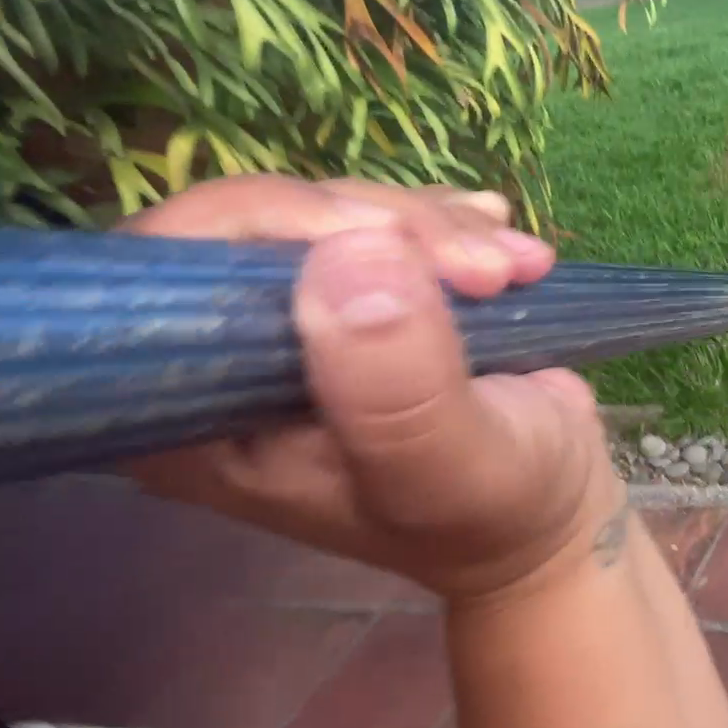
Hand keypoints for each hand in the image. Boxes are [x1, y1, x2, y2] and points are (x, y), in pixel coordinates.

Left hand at [124, 175, 623, 602]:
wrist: (554, 507)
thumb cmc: (497, 511)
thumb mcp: (454, 470)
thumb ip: (399, 388)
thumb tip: (357, 255)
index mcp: (199, 412)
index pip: (173, 274)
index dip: (276, 228)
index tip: (395, 240)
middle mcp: (234, 356)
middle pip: (269, 227)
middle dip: (394, 227)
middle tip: (489, 273)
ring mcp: (310, 320)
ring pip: (341, 215)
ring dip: (444, 226)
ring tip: (519, 270)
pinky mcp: (375, 298)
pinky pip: (395, 223)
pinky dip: (462, 222)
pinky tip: (511, 250)